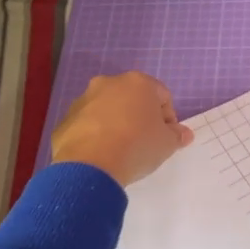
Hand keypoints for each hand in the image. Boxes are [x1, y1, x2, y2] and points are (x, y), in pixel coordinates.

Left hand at [50, 71, 194, 186]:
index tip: (166, 138)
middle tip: (144, 143)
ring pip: (107, 110)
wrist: (90, 165)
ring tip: (120, 151)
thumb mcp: (167, 144)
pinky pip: (87, 126)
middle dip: (139, 117)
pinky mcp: (66, 120)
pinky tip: (100, 155)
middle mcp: (109, 83)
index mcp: (138, 83)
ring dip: (115, 125)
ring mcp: (84, 100)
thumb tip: (183, 134)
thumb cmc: (137, 146)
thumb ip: (177, 135)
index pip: (162, 96)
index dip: (168, 118)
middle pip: (132, 99)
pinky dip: (95, 136)